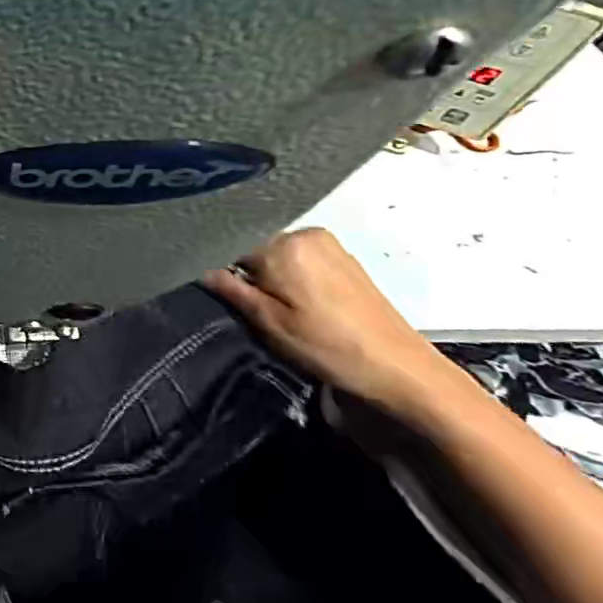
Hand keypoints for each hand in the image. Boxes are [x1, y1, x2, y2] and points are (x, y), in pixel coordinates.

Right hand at [202, 228, 455, 409]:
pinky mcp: (345, 258)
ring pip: (283, 256)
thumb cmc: (329, 347)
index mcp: (284, 245)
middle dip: (256, 277)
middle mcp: (306, 233)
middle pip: (260, 250)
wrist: (399, 368)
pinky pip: (305, 260)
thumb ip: (234, 291)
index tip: (238, 304)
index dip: (231, 277)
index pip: (235, 250)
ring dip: (278, 280)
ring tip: (289, 315)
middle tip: (265, 315)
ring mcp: (329, 244)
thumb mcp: (271, 325)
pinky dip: (299, 279)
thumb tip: (204, 271)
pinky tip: (309, 308)